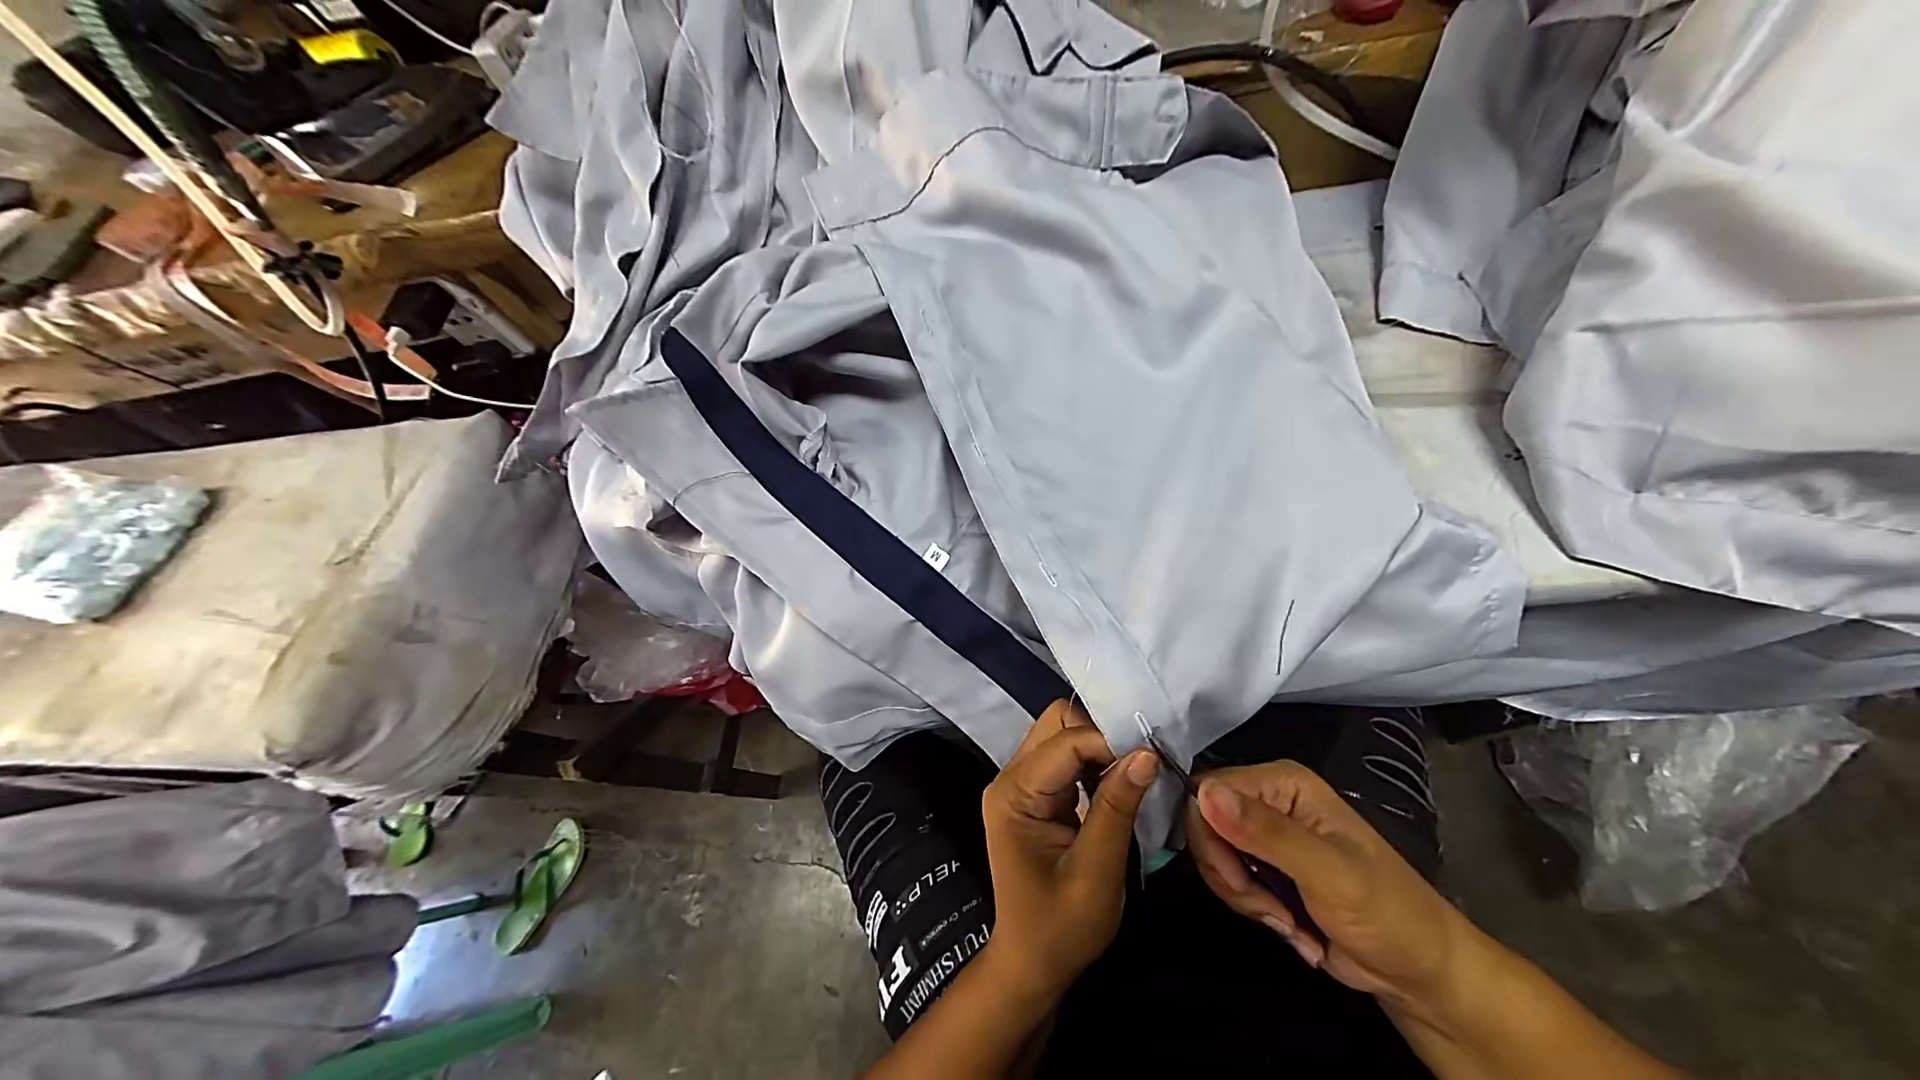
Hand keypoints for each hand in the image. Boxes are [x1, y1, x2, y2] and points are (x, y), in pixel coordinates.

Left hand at [979, 699, 1158, 1001]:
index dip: (1111, 742)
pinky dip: (1096, 762)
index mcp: (1014, 795)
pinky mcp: (1036, 795)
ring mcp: (1021, 785)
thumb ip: (1117, 808)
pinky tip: (1121, 783)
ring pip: (1063, 735)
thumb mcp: (1096, 872)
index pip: (1065, 743)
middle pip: (1057, 724)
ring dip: (1101, 747)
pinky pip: (1067, 758)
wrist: (1032, 963)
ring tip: (1138, 771)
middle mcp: (1010, 779)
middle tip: (1143, 762)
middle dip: (1103, 734)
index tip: (1154, 757)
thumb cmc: (1061, 928)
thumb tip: (1147, 754)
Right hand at [1185, 761, 1464, 1010]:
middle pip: (1206, 824)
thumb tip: (1205, 794)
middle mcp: (1269, 801)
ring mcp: (1266, 835)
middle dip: (1229, 873)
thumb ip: (1267, 832)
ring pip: (1213, 855)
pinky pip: (1229, 879)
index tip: (1238, 877)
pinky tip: (1290, 925)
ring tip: (1288, 922)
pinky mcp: (1265, 869)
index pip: (1209, 790)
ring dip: (1243, 897)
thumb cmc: (1388, 913)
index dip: (1210, 833)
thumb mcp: (1329, 873)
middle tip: (1267, 908)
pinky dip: (1251, 908)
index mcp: (1284, 784)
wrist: (1421, 973)